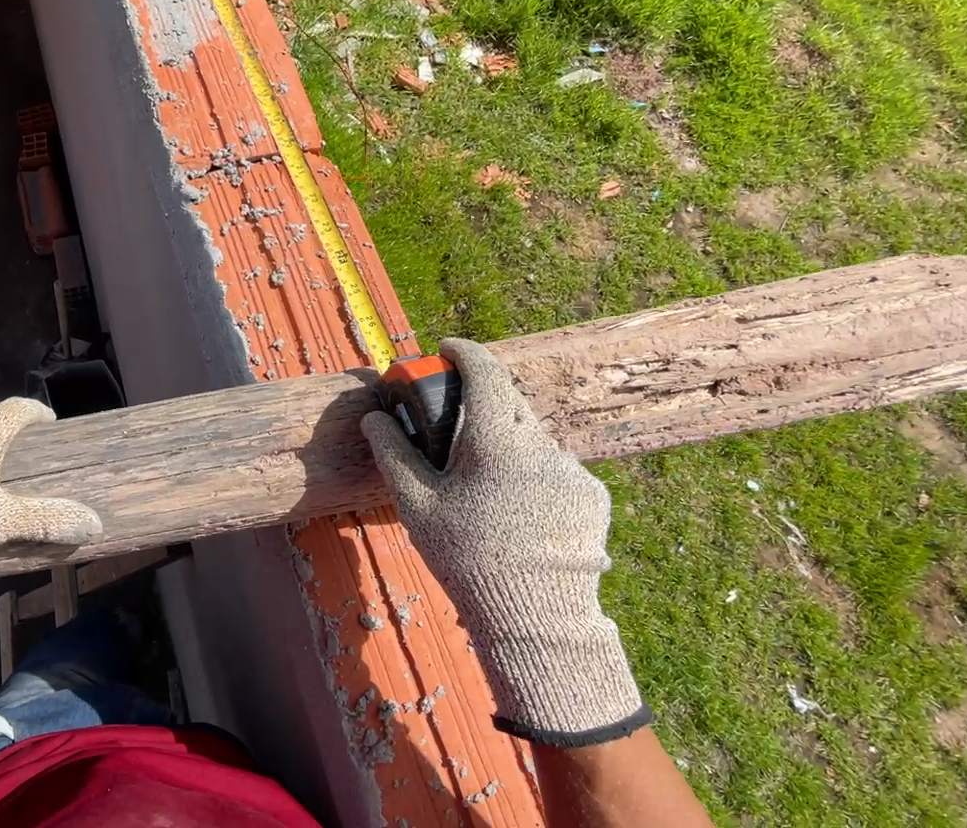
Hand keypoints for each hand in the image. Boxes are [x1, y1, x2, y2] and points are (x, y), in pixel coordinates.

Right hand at [361, 338, 649, 746]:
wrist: (537, 620)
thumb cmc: (466, 558)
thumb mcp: (416, 505)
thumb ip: (392, 453)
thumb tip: (374, 417)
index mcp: (497, 444)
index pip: (487, 373)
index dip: (465, 352)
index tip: (447, 348)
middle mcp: (542, 448)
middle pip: (510, 400)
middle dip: (481, 396)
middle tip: (453, 414)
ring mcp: (573, 472)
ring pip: (532, 435)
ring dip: (506, 437)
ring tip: (482, 478)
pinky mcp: (592, 496)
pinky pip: (555, 465)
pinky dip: (531, 468)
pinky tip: (515, 504)